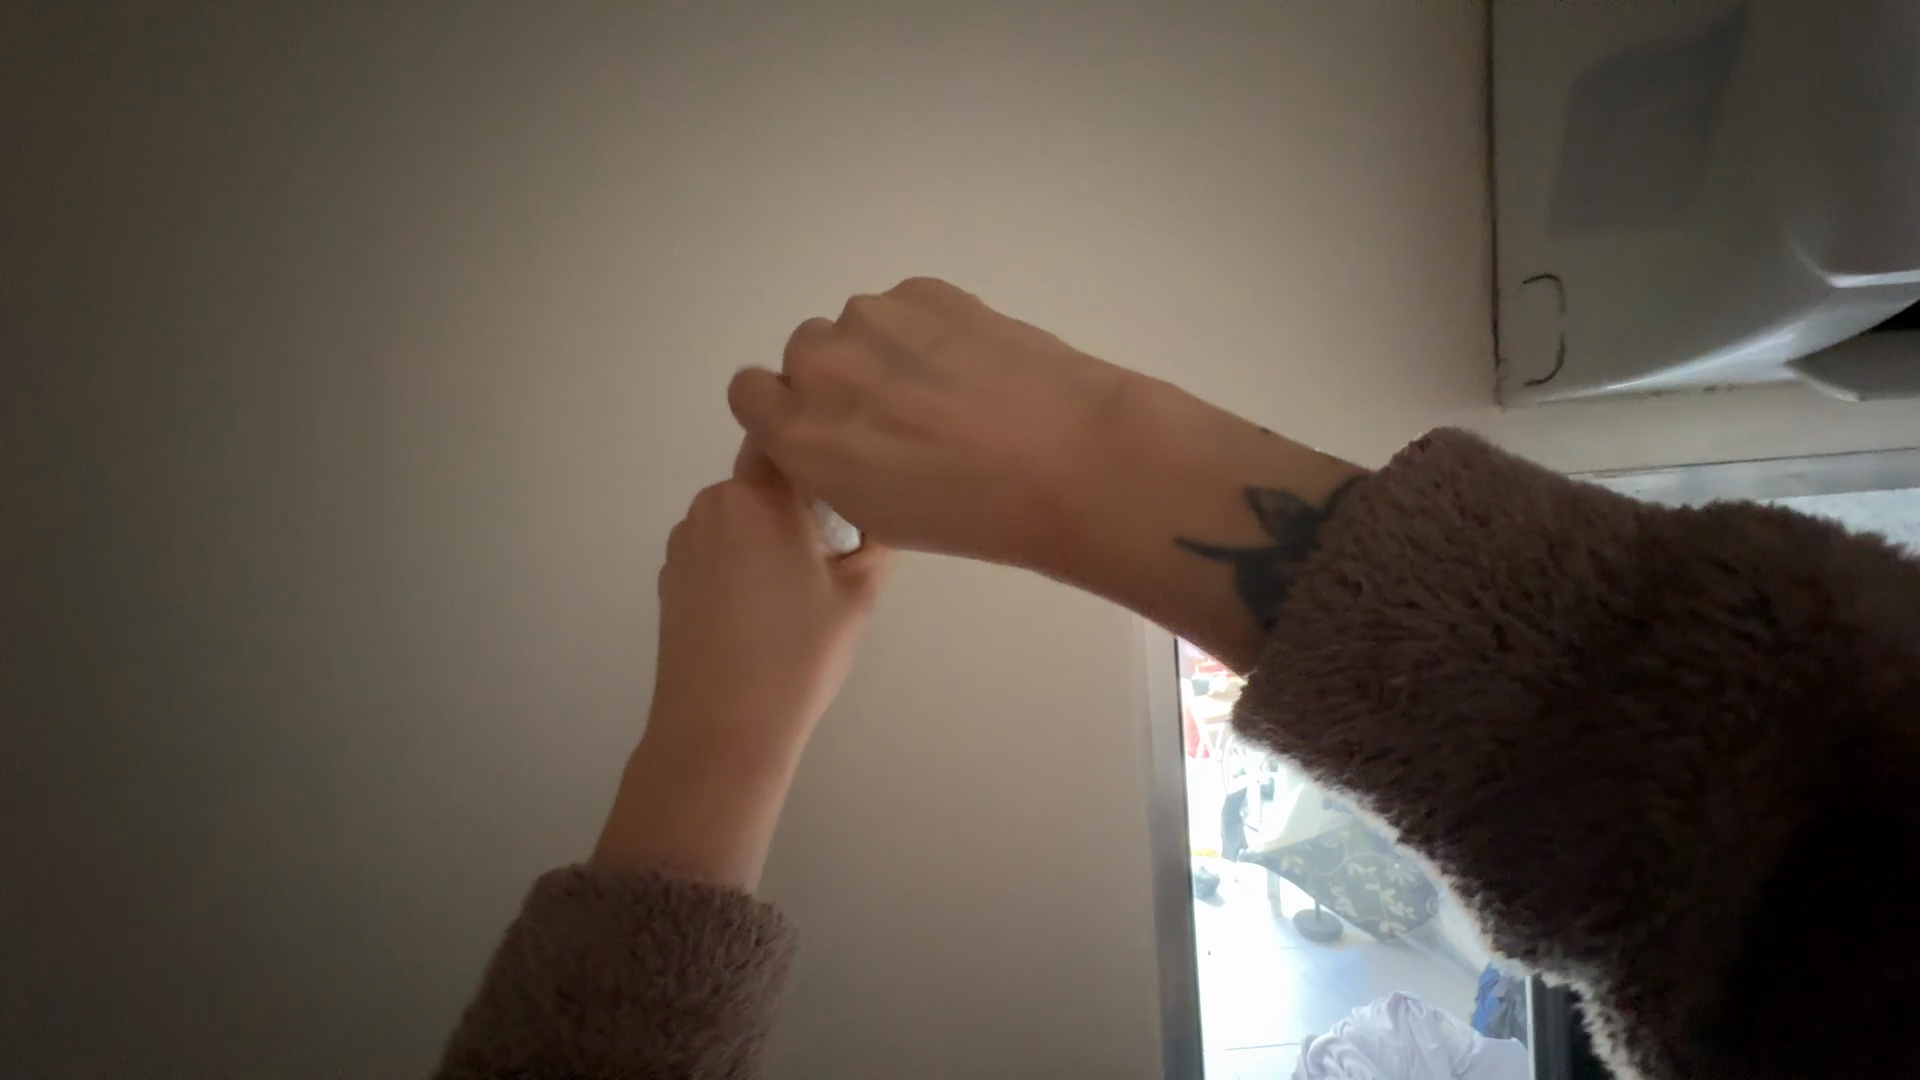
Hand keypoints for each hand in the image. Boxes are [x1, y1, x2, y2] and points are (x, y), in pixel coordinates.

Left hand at [649, 443, 890, 745]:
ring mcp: (683, 543)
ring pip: (737, 514)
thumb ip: (876, 540)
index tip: (842, 481)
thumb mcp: (859, 595)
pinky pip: (715, 546)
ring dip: (766, 531)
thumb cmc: (798, 654)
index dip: (814, 447)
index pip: (783, 438)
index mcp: (756, 499)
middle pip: (761, 479)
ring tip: (793, 588)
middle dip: (796, 501)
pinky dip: (739, 559)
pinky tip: (756, 610)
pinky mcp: (669, 577)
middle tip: (831, 551)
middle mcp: (711, 506)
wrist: (721, 729)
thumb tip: (879, 513)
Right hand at [727, 277, 1132, 568]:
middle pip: (804, 356)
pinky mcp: (926, 290)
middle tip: (900, 413)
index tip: (822, 424)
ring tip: (948, 389)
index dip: (785, 409)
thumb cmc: (974, 513)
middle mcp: (821, 366)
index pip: (749, 393)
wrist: (1068, 459)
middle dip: (839, 380)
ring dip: (883, 351)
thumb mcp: (879, 515)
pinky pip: (903, 308)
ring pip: (857, 328)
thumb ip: (829, 465)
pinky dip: (925, 330)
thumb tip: (832, 434)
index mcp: (801, 435)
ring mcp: (873, 319)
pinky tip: (973, 364)